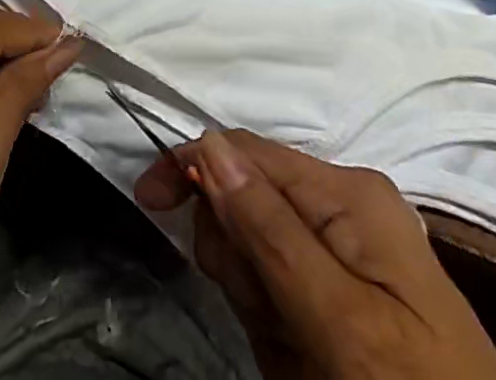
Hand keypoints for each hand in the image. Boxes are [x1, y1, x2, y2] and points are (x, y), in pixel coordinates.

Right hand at [136, 130, 495, 379]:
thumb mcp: (336, 317)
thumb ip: (269, 229)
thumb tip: (208, 143)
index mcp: (347, 192)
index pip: (247, 152)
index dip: (192, 165)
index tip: (148, 203)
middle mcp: (344, 202)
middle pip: (246, 198)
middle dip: (234, 255)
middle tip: (268, 320)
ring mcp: (344, 243)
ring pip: (254, 245)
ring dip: (252, 294)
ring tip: (293, 346)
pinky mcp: (339, 279)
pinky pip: (276, 280)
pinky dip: (271, 315)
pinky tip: (300, 352)